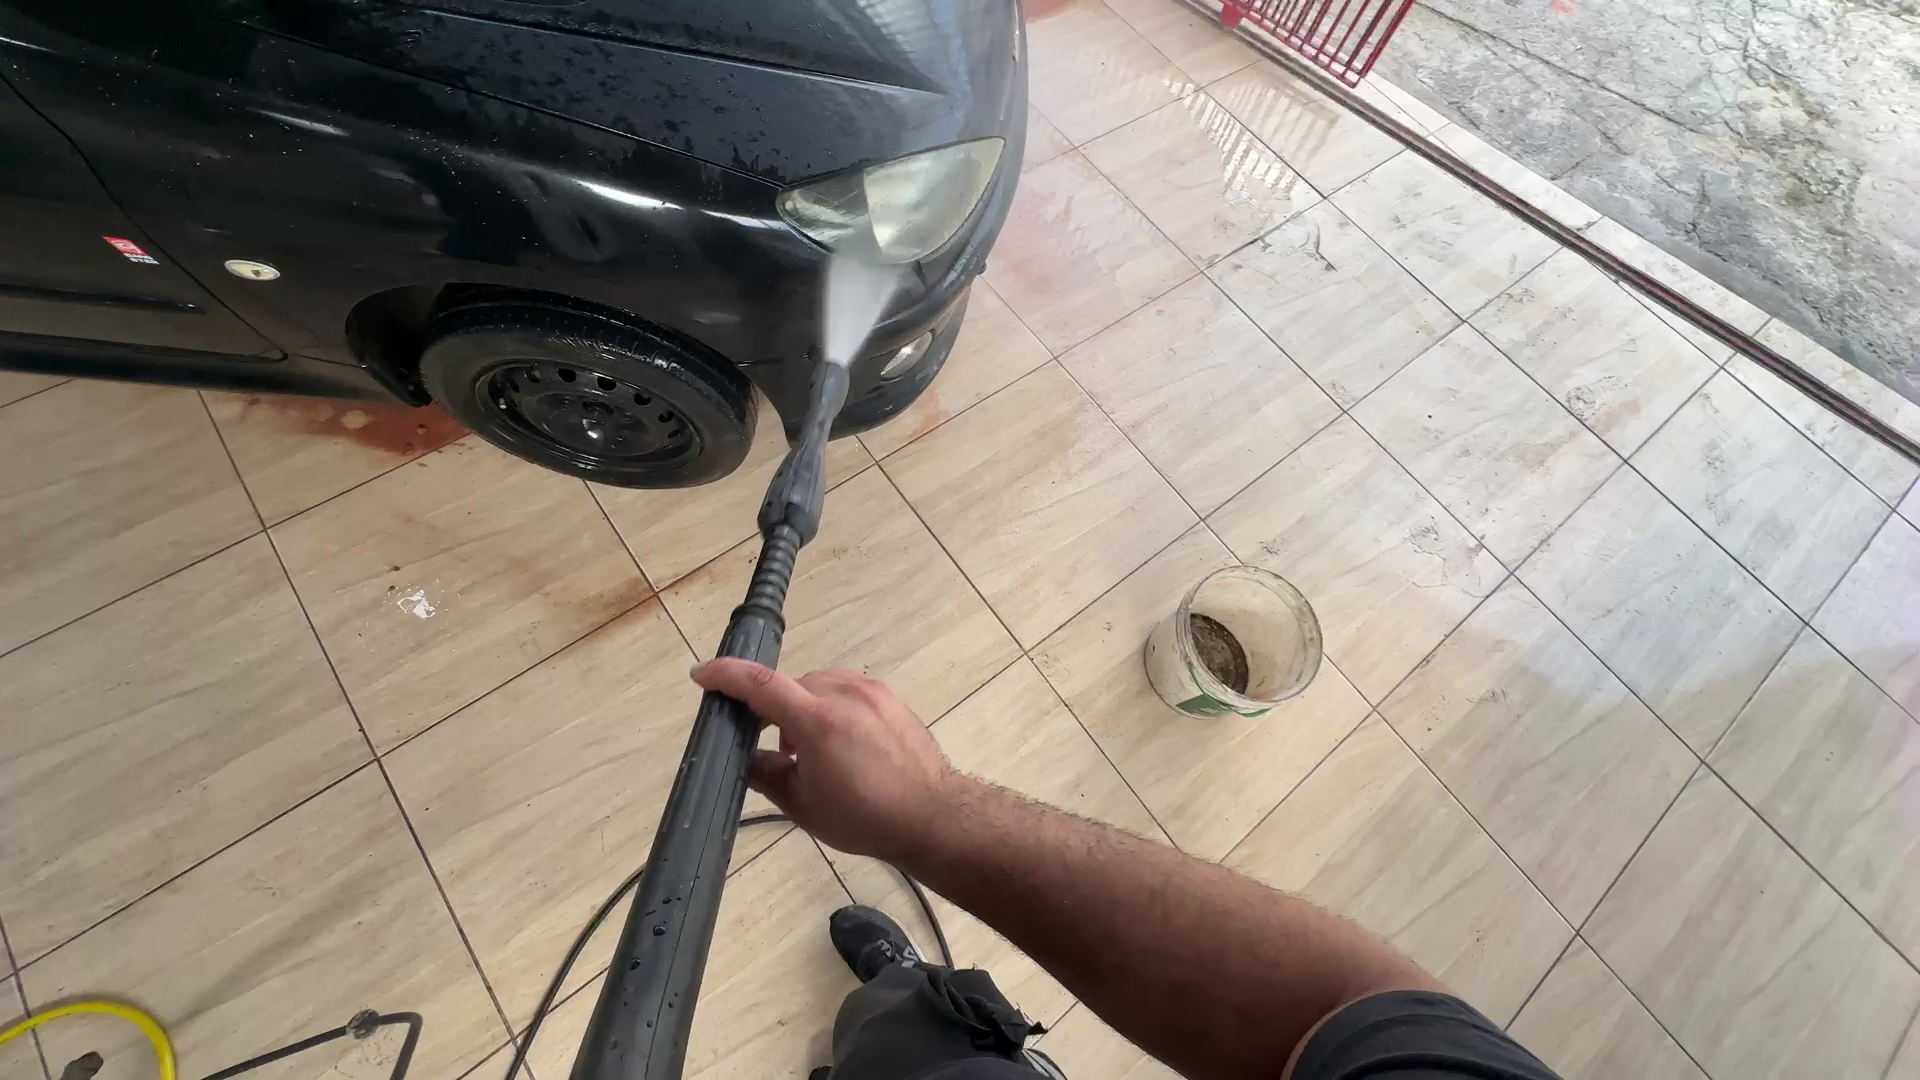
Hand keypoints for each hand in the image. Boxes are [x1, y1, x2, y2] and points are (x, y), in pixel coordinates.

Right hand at [691, 658, 958, 861]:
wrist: (931, 813)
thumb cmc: (863, 816)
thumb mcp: (802, 804)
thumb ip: (766, 773)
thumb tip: (744, 757)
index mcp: (817, 720)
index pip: (761, 685)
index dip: (726, 676)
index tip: (702, 674)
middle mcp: (844, 693)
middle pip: (792, 686)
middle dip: (776, 710)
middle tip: (780, 751)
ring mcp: (871, 691)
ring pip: (821, 685)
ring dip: (806, 707)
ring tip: (814, 750)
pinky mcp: (890, 697)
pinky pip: (848, 690)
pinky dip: (833, 705)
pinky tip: (843, 741)